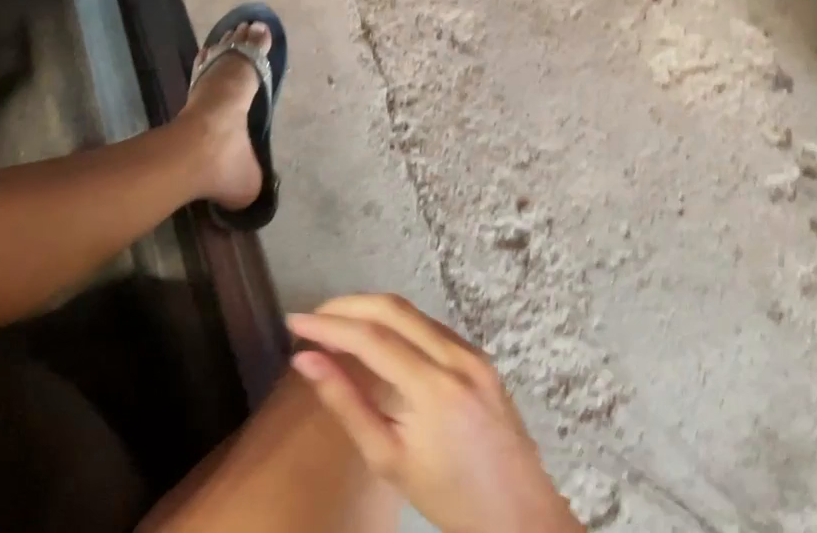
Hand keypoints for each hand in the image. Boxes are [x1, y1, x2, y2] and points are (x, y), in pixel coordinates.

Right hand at [287, 295, 581, 532]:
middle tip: (311, 319)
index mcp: (435, 389)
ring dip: (368, 309)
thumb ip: (345, 402)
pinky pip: (428, 324)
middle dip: (344, 306)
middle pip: (390, 308)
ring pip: (410, 311)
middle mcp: (458, 360)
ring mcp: (474, 356)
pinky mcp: (480, 359)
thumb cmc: (451, 497)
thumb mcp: (388, 458)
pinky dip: (393, 321)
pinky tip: (374, 338)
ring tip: (334, 326)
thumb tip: (304, 359)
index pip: (370, 337)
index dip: (326, 324)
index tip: (293, 322)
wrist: (523, 519)